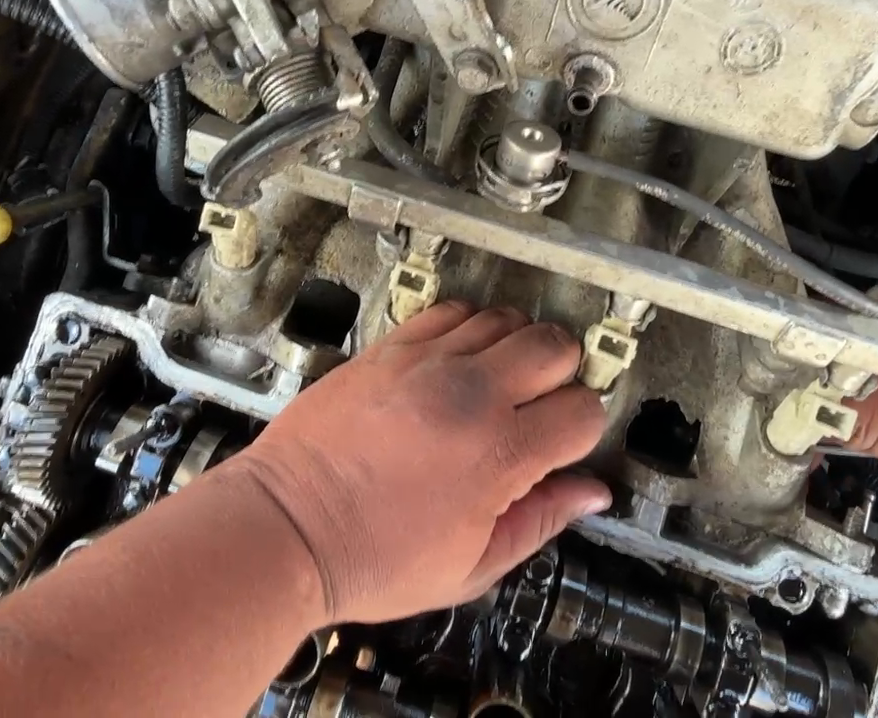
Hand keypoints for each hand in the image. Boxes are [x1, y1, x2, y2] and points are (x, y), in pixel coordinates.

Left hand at [216, 302, 610, 626]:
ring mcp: (428, 363)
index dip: (584, 426)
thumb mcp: (470, 566)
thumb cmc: (371, 557)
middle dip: (562, 371)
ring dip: (514, 345)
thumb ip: (540, 521)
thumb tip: (591, 493)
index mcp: (499, 455)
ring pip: (506, 318)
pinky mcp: (391, 347)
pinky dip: (467, 326)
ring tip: (497, 378)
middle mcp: (470, 396)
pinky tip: (458, 357)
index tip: (564, 440)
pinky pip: (450, 310)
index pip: (583, 410)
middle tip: (540, 400)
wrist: (287, 527)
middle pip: (554, 345)